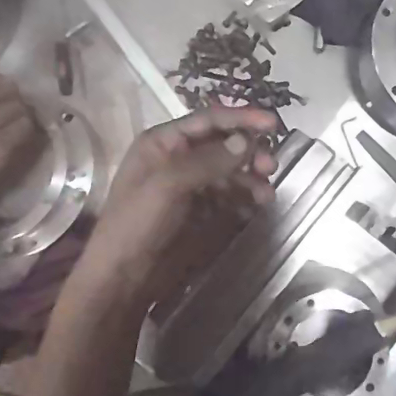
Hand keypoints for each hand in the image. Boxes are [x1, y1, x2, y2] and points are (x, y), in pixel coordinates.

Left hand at [84, 108, 279, 274]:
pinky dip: (245, 199)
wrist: (123, 278)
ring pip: (229, 172)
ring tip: (266, 194)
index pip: (207, 120)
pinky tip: (256, 207)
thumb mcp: (168, 185)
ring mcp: (190, 186)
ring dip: (250, 178)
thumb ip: (208, 160)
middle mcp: (177, 158)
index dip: (240, 118)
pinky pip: (229, 197)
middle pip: (222, 145)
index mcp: (162, 142)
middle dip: (249, 152)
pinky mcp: (199, 212)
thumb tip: (246, 141)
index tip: (272, 122)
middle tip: (271, 166)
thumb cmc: (136, 223)